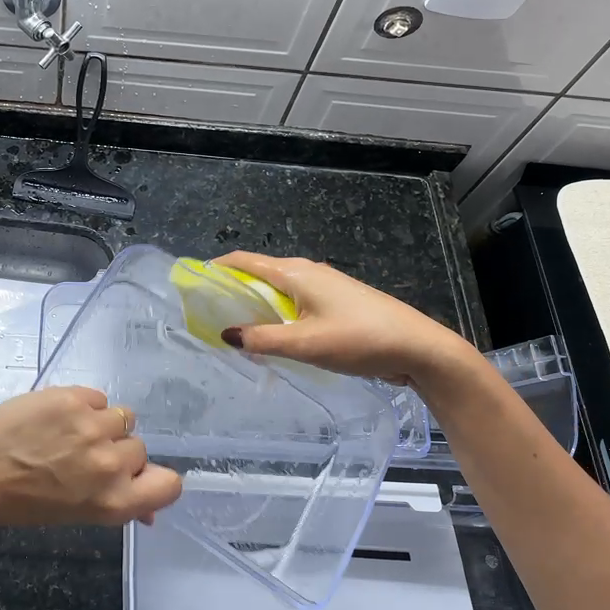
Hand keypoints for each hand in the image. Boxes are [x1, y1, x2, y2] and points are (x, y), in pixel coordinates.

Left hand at [0, 387, 181, 527]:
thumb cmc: (22, 502)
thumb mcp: (77, 514)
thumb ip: (118, 504)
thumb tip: (147, 508)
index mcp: (115, 502)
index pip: (169, 485)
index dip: (155, 478)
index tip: (137, 475)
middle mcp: (111, 464)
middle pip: (139, 447)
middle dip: (116, 450)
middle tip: (82, 457)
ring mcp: (93, 426)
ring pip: (121, 417)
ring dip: (101, 424)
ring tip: (69, 432)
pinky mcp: (73, 397)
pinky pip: (97, 397)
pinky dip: (83, 405)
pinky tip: (57, 416)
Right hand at [212, 251, 483, 393]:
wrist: (419, 348)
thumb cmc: (359, 339)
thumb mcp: (305, 344)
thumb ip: (262, 339)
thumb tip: (225, 334)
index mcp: (295, 272)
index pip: (243, 261)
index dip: (214, 269)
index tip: (190, 283)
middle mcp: (306, 272)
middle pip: (257, 274)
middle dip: (230, 290)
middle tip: (206, 314)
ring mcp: (323, 287)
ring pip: (276, 291)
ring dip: (254, 305)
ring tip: (233, 328)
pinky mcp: (335, 304)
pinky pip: (293, 304)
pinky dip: (275, 315)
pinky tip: (272, 338)